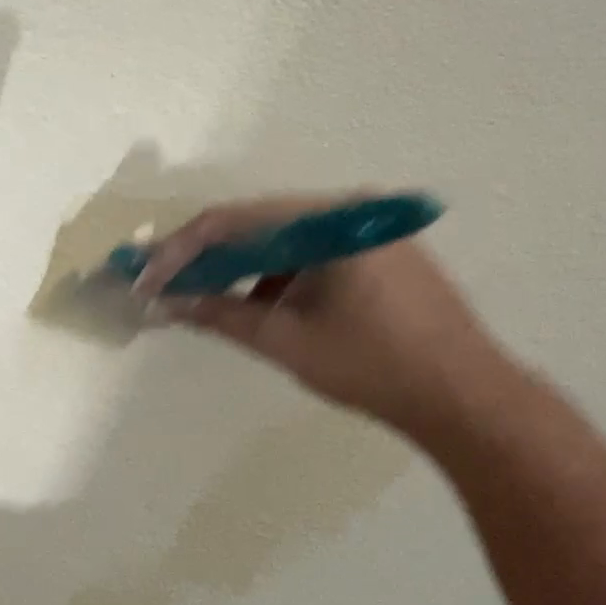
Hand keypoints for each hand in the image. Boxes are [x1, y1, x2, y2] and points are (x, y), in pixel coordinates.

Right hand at [134, 193, 516, 436]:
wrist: (460, 393)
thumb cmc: (370, 365)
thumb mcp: (284, 340)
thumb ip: (220, 315)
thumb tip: (166, 303)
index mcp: (333, 222)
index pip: (236, 220)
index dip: (180, 250)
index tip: (145, 280)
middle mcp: (354, 211)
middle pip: (259, 223)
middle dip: (204, 256)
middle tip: (161, 285)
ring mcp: (372, 231)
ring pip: (284, 239)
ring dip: (238, 267)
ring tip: (199, 298)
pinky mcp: (381, 254)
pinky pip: (311, 253)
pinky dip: (273, 275)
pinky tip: (252, 304)